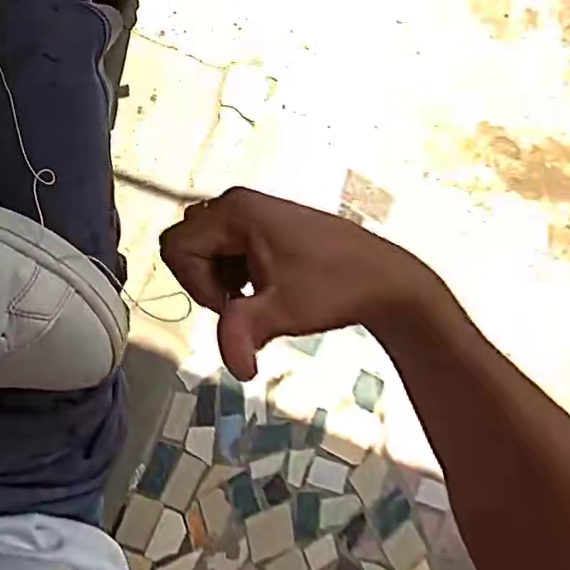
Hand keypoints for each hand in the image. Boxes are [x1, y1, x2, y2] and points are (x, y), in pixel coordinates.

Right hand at [158, 187, 455, 378]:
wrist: (391, 282)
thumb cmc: (343, 288)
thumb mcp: (287, 311)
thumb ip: (246, 332)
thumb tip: (235, 367)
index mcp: (235, 212)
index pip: (177, 247)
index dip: (195, 283)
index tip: (234, 304)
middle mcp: (234, 202)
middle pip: (184, 243)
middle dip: (203, 278)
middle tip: (241, 299)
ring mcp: (246, 209)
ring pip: (198, 244)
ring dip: (215, 274)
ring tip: (252, 294)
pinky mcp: (256, 221)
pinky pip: (218, 244)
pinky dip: (228, 269)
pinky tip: (258, 284)